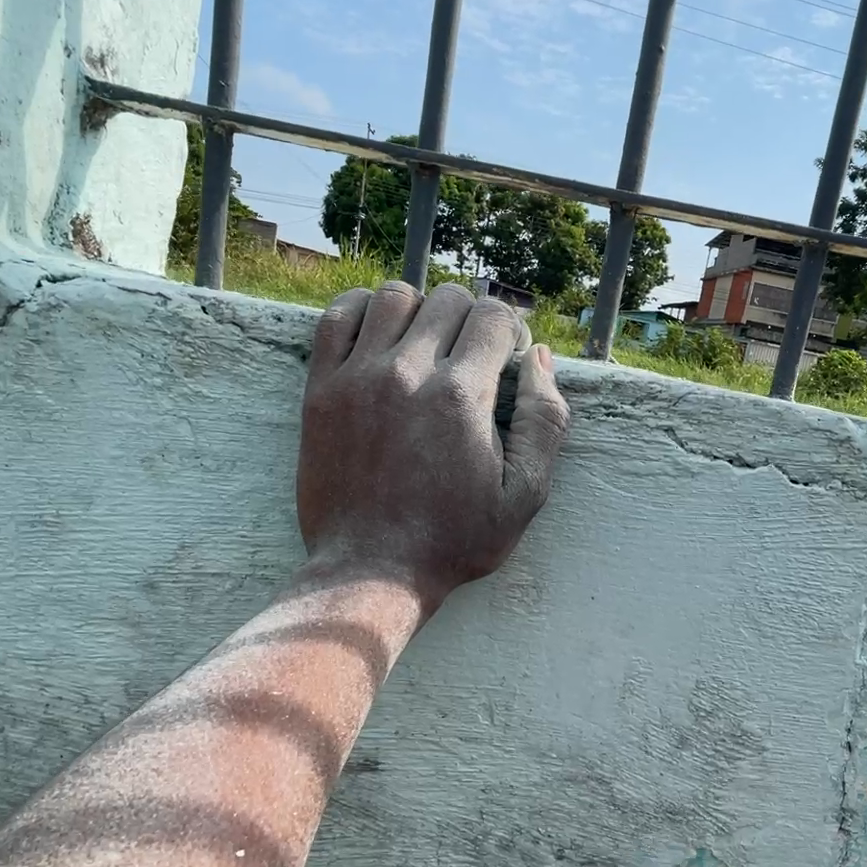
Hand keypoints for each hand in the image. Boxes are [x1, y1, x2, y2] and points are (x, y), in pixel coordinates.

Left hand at [297, 282, 569, 610]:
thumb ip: (545, 421)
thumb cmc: (453, 540)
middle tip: (471, 358)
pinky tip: (378, 335)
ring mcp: (358, 378)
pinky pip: (336, 317)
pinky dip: (361, 311)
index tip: (507, 361)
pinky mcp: (321, 391)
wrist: (371, 570)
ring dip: (420, 311)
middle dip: (471, 320)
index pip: (495, 316)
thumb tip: (541, 358)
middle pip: (448, 299)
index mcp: (463, 397)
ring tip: (426, 347)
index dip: (511, 332)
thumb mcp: (525, 495)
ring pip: (395, 296)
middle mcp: (409, 374)